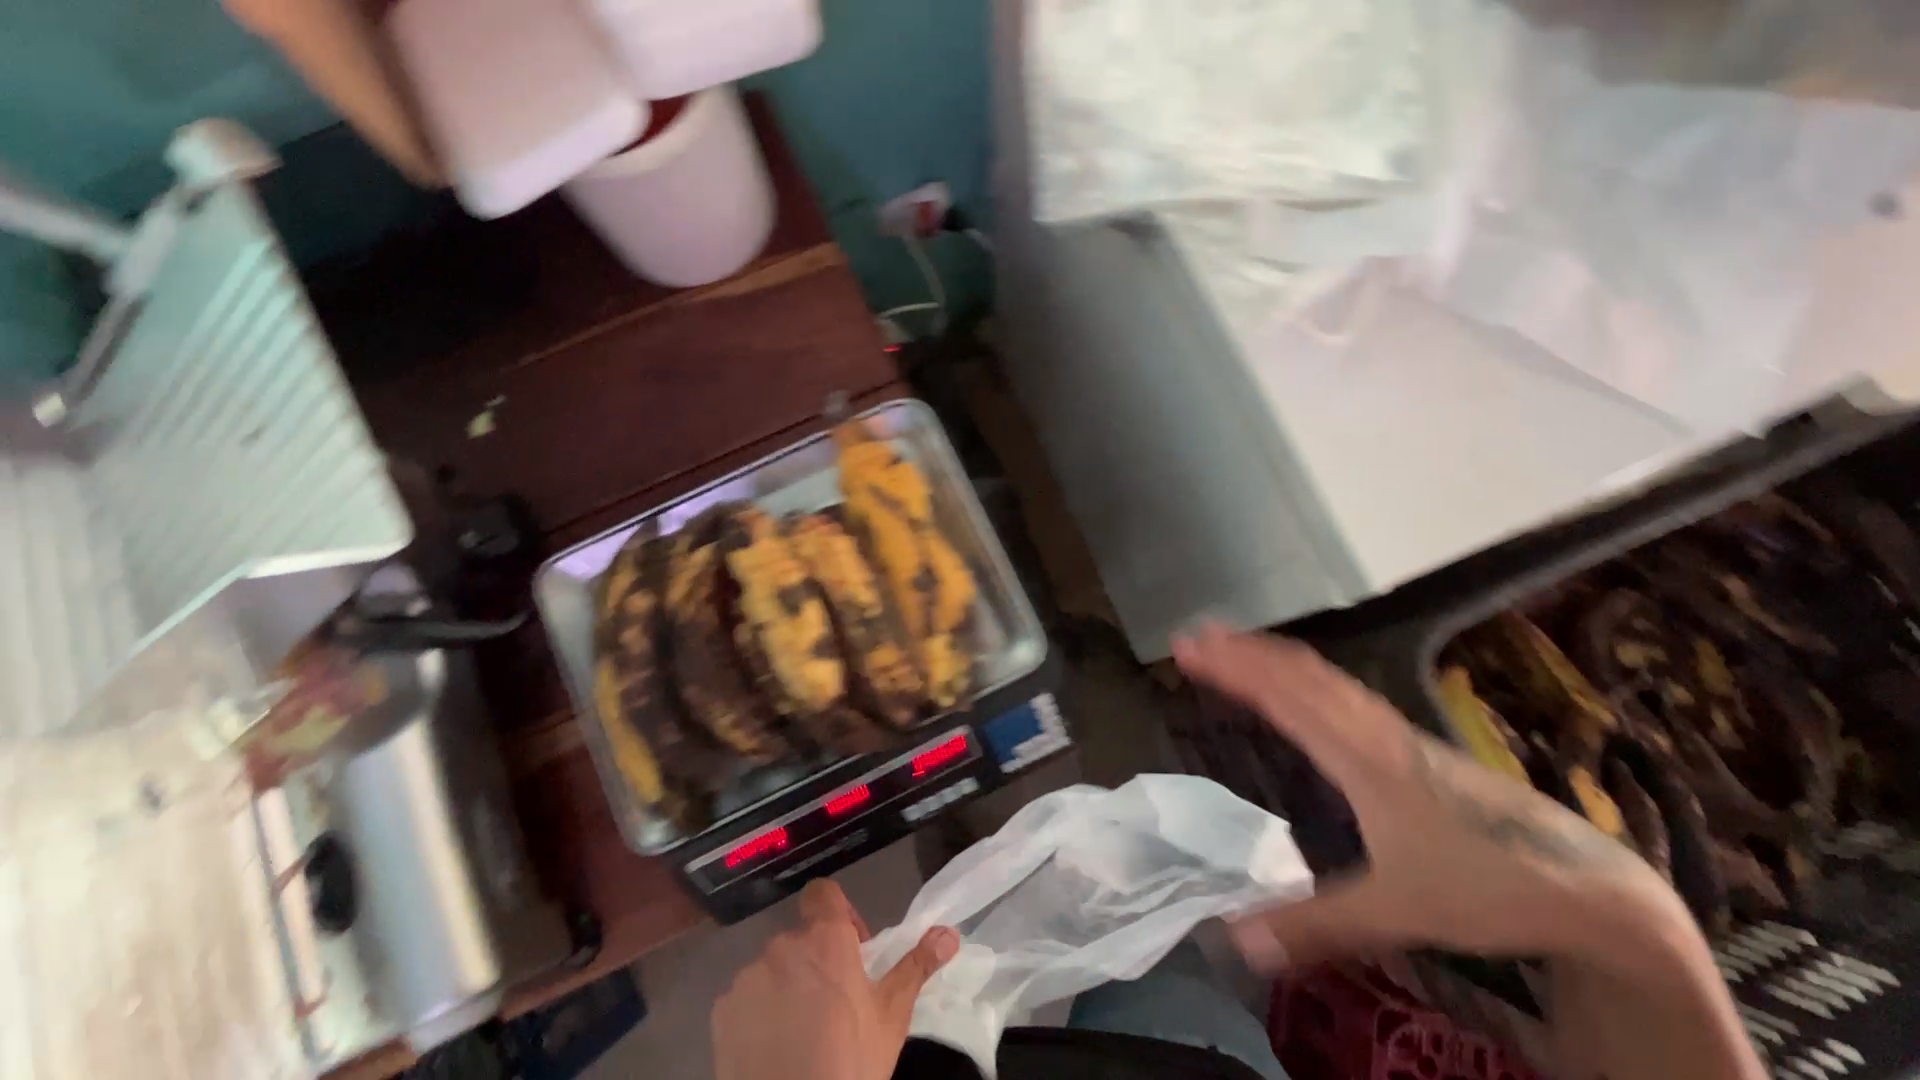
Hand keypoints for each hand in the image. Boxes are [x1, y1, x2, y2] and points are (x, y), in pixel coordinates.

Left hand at [712, 880, 958, 1079]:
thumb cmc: (851, 1062)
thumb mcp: (891, 1016)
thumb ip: (916, 965)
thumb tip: (949, 933)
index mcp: (826, 941)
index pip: (823, 893)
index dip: (838, 913)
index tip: (852, 950)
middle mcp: (782, 947)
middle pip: (801, 939)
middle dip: (817, 961)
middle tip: (835, 1004)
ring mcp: (747, 978)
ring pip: (773, 969)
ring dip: (787, 987)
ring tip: (803, 1032)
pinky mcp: (721, 1010)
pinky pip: (745, 998)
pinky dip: (758, 1014)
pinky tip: (774, 1047)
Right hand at [1174, 624, 1681, 970]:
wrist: (1595, 889)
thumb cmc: (1492, 887)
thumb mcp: (1398, 910)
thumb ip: (1316, 923)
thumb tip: (1232, 939)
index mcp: (1368, 759)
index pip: (1289, 698)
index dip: (1236, 669)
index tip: (1190, 647)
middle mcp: (1382, 735)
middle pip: (1307, 676)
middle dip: (1249, 652)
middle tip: (1199, 636)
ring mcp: (1406, 740)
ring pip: (1332, 682)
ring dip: (1280, 661)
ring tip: (1240, 650)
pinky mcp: (1423, 754)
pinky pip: (1350, 698)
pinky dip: (1311, 682)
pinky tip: (1308, 696)